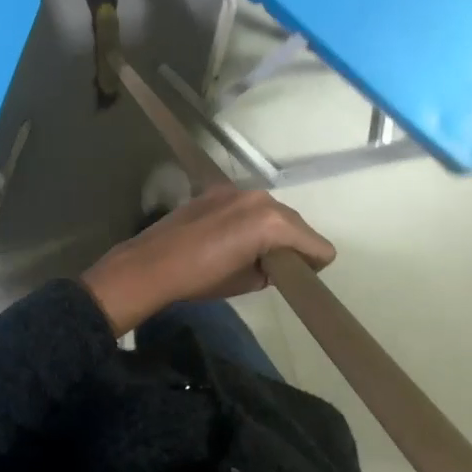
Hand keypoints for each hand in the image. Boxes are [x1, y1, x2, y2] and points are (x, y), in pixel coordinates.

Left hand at [79, 185, 335, 336]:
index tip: (302, 278)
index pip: (317, 243)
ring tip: (256, 254)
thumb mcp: (248, 282)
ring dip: (274, 230)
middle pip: (296, 222)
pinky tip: (234, 238)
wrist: (154, 262)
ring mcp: (236, 190)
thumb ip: (272, 269)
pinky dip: (251, 219)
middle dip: (295, 244)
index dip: (315, 263)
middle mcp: (260, 198)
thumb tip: (276, 265)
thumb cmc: (203, 279)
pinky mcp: (217, 190)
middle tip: (281, 270)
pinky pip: (248, 205)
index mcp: (272, 223)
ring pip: (273, 210)